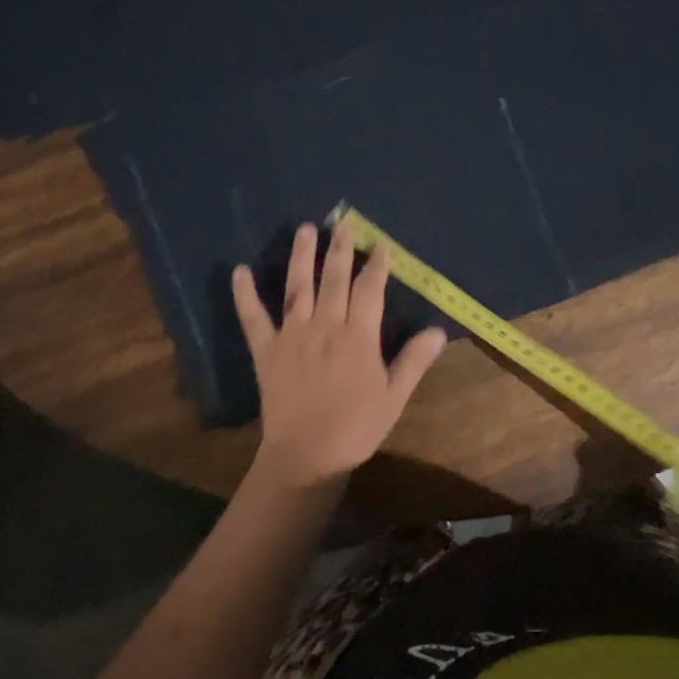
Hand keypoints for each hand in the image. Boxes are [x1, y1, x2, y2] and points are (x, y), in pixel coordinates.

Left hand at [233, 221, 446, 488]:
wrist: (307, 454)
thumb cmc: (356, 428)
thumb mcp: (394, 397)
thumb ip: (414, 361)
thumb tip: (439, 331)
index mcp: (358, 336)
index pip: (369, 290)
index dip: (376, 265)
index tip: (380, 245)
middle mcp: (325, 326)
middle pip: (334, 279)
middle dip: (340, 250)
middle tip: (342, 224)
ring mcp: (292, 334)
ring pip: (298, 287)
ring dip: (301, 256)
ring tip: (304, 229)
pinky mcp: (266, 349)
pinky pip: (254, 317)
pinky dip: (245, 294)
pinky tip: (239, 270)